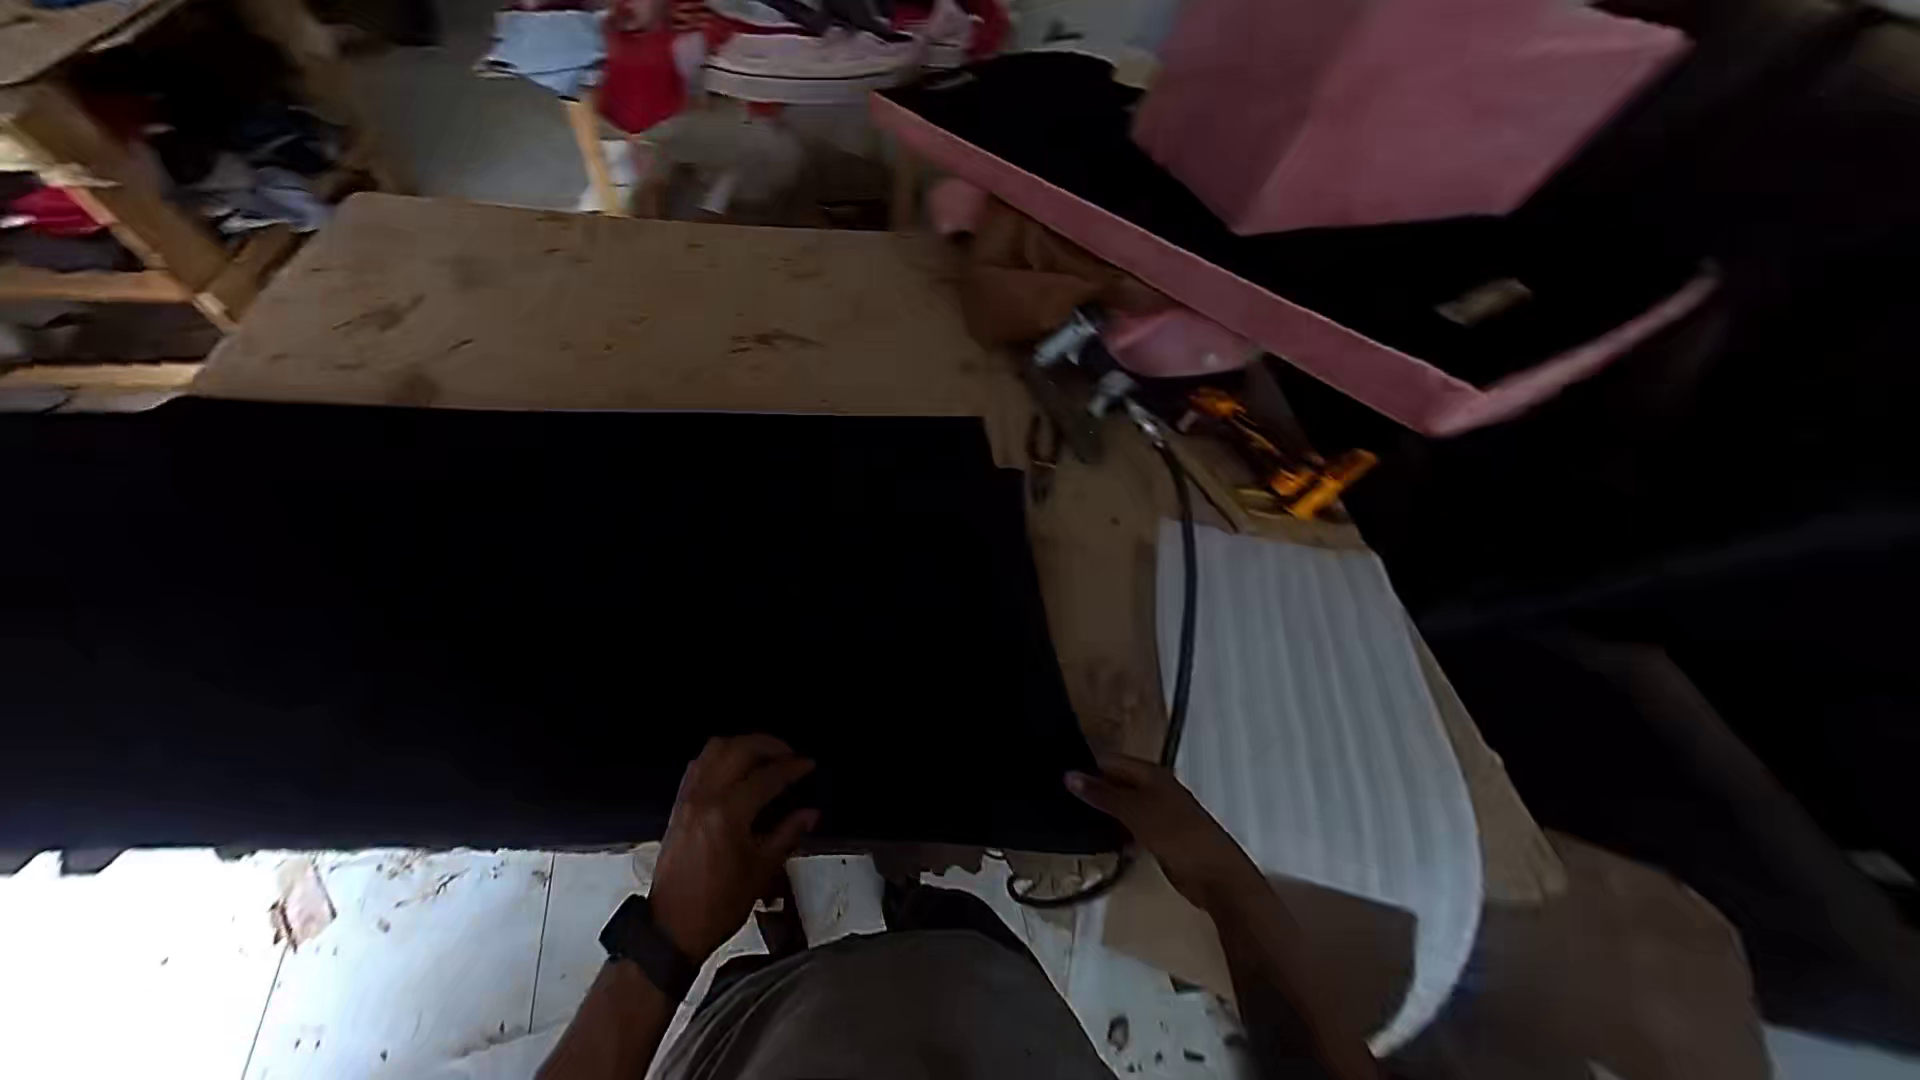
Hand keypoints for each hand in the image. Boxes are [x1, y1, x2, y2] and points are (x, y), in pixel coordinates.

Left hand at [649, 735, 818, 961]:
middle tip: (789, 754)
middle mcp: (705, 800)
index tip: (807, 764)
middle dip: (770, 745)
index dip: (792, 767)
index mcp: (728, 816)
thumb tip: (810, 814)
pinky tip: (735, 765)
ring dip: (743, 744)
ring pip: (715, 749)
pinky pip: (698, 764)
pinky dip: (720, 756)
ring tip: (764, 753)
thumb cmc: (716, 906)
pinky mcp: (678, 806)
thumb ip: (787, 834)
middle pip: (740, 749)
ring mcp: (688, 800)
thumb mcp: (761, 870)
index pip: (767, 776)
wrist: (672, 930)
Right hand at [1066, 754, 1263, 910]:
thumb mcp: (1135, 812)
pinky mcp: (1160, 836)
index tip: (1060, 782)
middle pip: (1116, 783)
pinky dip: (1117, 832)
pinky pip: (1130, 827)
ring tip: (1074, 821)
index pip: (1109, 761)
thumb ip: (1102, 794)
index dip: (1087, 769)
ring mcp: (1158, 813)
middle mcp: (1154, 788)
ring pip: (1122, 807)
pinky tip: (1102, 842)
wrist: (1217, 877)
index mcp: (1151, 774)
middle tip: (1062, 802)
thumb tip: (1069, 775)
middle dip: (1093, 791)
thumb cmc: (1178, 835)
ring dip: (1104, 814)